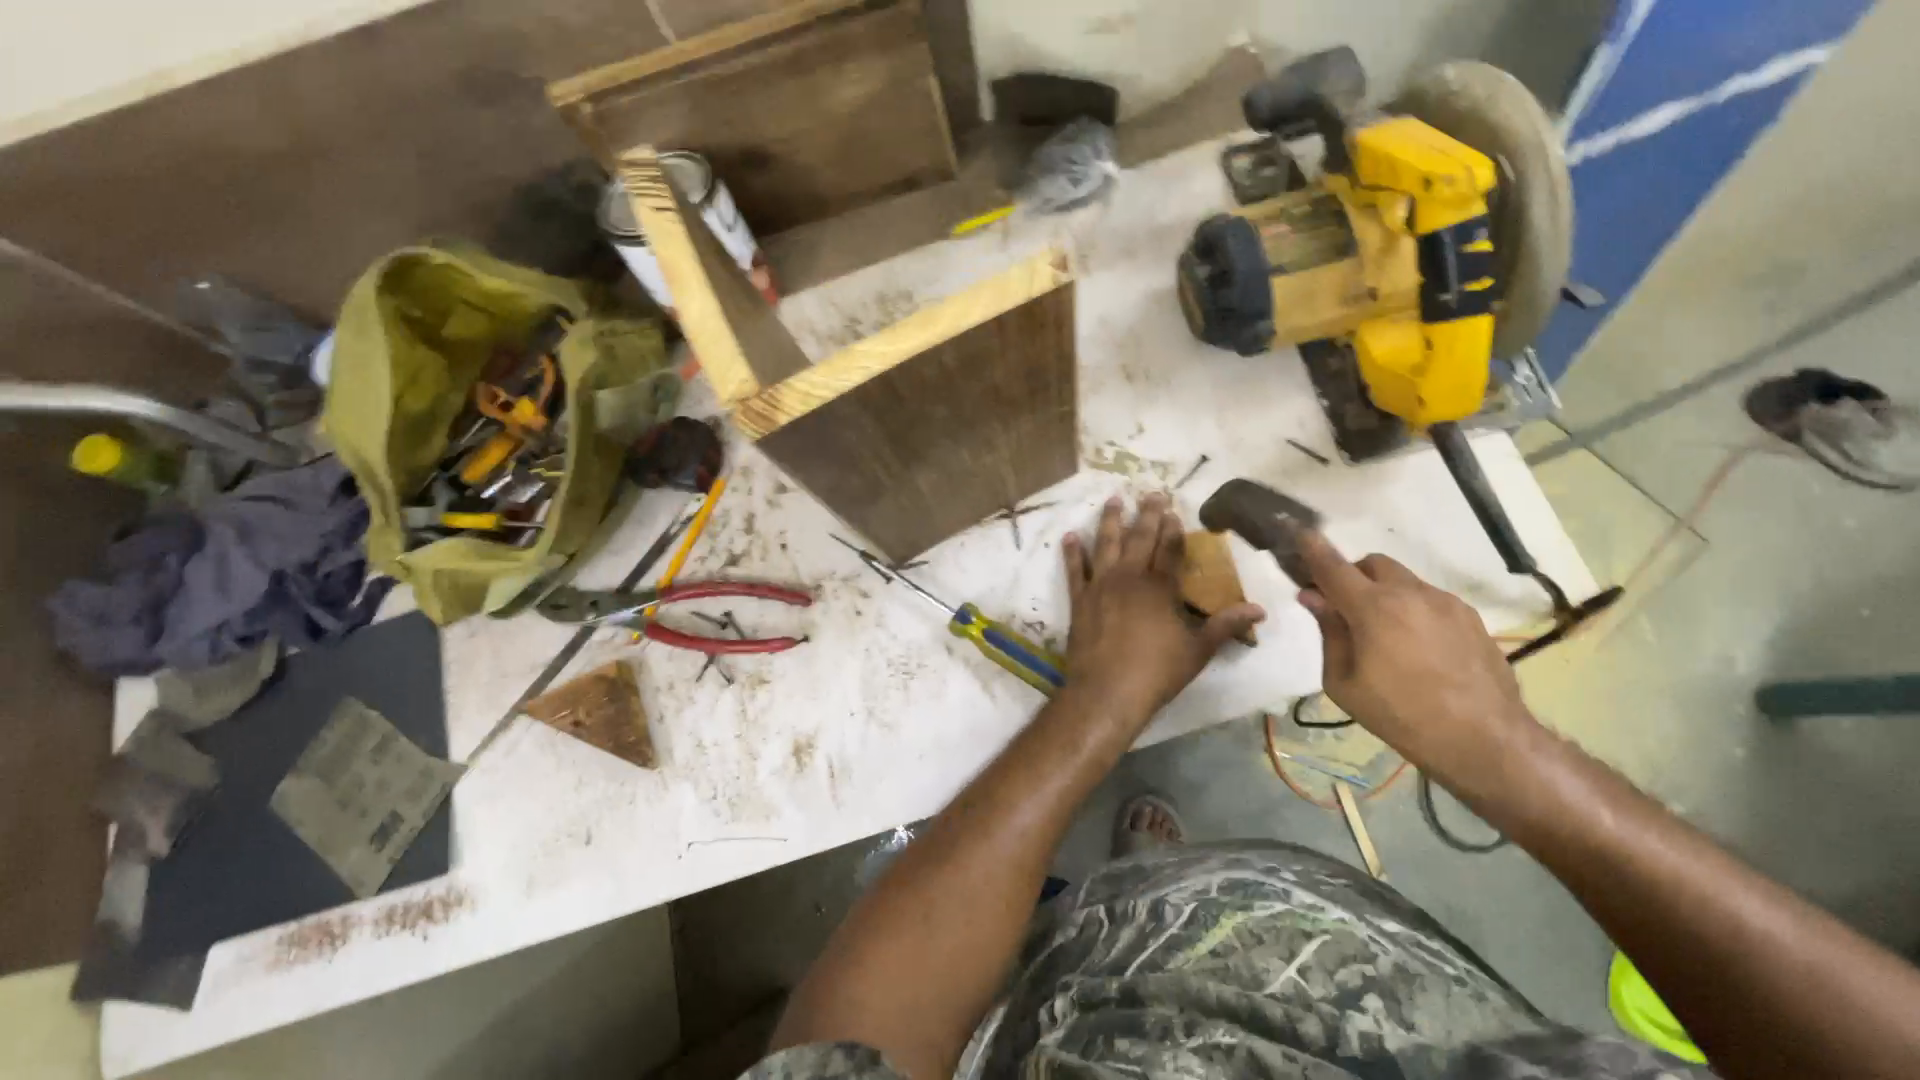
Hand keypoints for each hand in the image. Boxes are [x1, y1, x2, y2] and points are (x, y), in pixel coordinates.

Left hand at [1061, 494, 1264, 727]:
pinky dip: (1073, 553)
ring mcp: (1101, 587)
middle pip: (1139, 538)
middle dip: (1147, 514)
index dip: (1172, 529)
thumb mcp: (1198, 650)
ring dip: (1110, 521)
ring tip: (1113, 500)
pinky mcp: (1080, 601)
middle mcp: (1130, 578)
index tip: (1174, 510)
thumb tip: (1259, 610)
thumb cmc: (1156, 672)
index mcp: (1160, 587)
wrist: (1106, 692)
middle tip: (1150, 492)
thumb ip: (1226, 625)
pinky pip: (1075, 571)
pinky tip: (1071, 536)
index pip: (1169, 549)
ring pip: (1106, 545)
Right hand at [1295, 529, 1537, 787]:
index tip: (1299, 534)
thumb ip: (1329, 633)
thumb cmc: (1400, 715)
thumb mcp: (1344, 683)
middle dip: (1353, 576)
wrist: (1482, 739)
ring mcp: (1445, 603)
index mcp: (1373, 609)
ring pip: (1404, 580)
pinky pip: (1430, 600)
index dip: (1312, 549)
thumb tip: (1314, 598)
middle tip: (1345, 608)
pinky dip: (1413, 609)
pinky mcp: (1470, 617)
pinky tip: (1417, 647)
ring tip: (1385, 635)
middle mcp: (1410, 594)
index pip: (1333, 567)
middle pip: (1373, 563)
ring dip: (1385, 593)